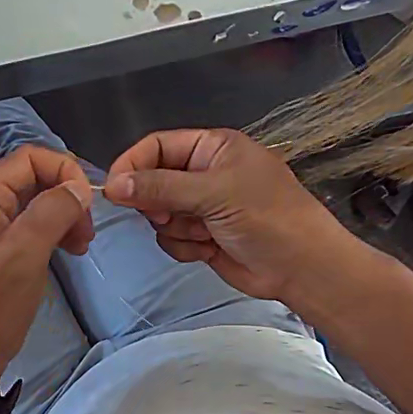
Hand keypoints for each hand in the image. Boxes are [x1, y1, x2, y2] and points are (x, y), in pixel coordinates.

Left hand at [0, 146, 93, 413]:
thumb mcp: (25, 254)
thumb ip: (52, 211)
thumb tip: (79, 187)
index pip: (30, 157)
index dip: (64, 171)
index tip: (89, 204)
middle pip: (34, 179)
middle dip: (67, 197)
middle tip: (87, 233)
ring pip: (36, 205)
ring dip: (65, 217)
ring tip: (81, 247)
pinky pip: (31, 229)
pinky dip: (54, 235)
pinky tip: (67, 254)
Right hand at [103, 128, 356, 301]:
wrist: (299, 266)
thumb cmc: (266, 217)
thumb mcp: (214, 193)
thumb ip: (161, 187)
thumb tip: (114, 185)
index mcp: (213, 148)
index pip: (158, 147)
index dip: (133, 165)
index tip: (113, 189)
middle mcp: (205, 174)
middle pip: (154, 182)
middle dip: (158, 203)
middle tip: (168, 215)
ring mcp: (204, 208)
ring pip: (161, 215)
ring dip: (176, 228)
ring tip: (204, 234)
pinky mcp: (204, 238)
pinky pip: (173, 239)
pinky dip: (185, 246)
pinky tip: (208, 249)